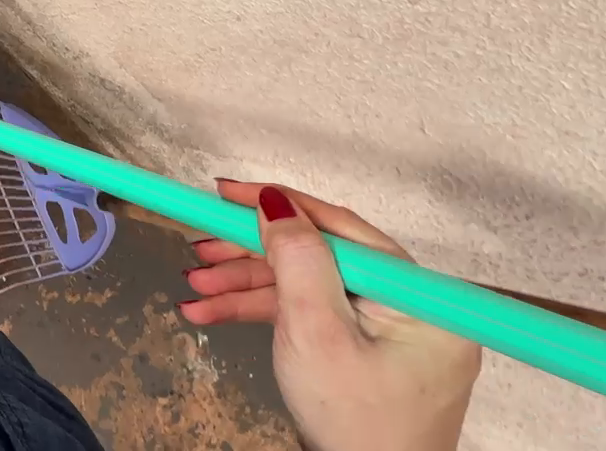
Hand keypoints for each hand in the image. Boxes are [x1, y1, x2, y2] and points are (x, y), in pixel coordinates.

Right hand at [179, 181, 480, 450]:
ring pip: (299, 283)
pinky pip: (302, 312)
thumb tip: (274, 199)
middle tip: (197, 246)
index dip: (276, 204)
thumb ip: (296, 257)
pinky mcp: (357, 348)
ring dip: (240, 283)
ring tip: (191, 286)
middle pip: (312, 255)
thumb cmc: (349, 414)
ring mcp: (381, 330)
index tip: (222, 192)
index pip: (338, 228)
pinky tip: (207, 312)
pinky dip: (256, 310)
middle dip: (246, 253)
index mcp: (415, 299)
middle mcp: (405, 306)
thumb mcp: (314, 329)